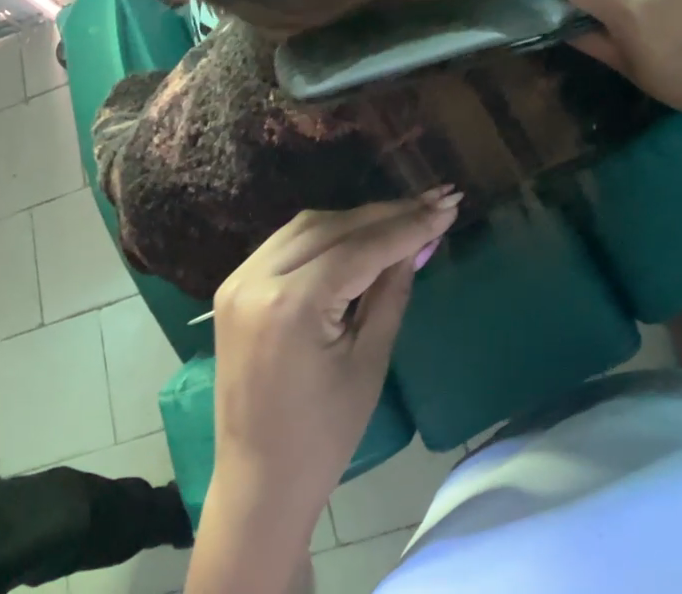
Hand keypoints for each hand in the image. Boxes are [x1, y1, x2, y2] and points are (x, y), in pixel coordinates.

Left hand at [209, 194, 459, 516]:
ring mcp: (238, 281)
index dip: (408, 224)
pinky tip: (358, 237)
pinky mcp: (233, 289)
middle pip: (331, 227)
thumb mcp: (368, 362)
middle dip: (385, 215)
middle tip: (435, 203)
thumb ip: (391, 292)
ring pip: (306, 228)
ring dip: (355, 220)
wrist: (260, 479)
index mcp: (291, 304)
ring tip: (404, 218)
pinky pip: (285, 245)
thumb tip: (417, 244)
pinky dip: (324, 236)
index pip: (360, 247)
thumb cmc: (324, 435)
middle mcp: (256, 279)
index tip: (448, 205)